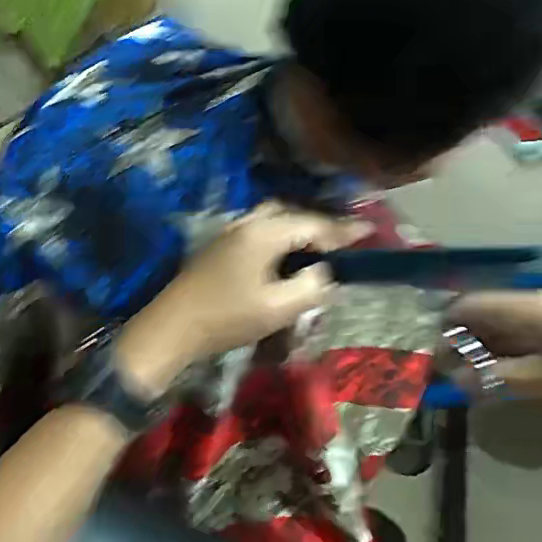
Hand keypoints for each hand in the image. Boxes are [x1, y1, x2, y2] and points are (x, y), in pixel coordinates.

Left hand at [115, 205, 368, 394]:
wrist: (171, 328)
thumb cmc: (226, 318)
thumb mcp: (277, 308)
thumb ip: (310, 286)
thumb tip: (325, 272)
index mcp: (263, 232)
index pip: (313, 224)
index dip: (344, 230)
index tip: (370, 230)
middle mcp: (247, 223)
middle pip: (292, 214)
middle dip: (321, 226)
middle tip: (344, 243)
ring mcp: (230, 232)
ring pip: (274, 220)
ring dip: (299, 230)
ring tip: (320, 251)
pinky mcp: (221, 246)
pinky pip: (260, 230)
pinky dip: (281, 237)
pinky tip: (287, 258)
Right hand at [449, 290, 541, 424]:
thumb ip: (502, 378)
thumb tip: (458, 379)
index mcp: (535, 307)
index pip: (474, 304)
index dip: (449, 327)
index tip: (436, 356)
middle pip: (493, 311)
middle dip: (469, 338)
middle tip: (457, 372)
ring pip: (516, 320)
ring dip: (494, 344)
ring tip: (484, 375)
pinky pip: (538, 328)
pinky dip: (519, 345)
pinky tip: (524, 370)